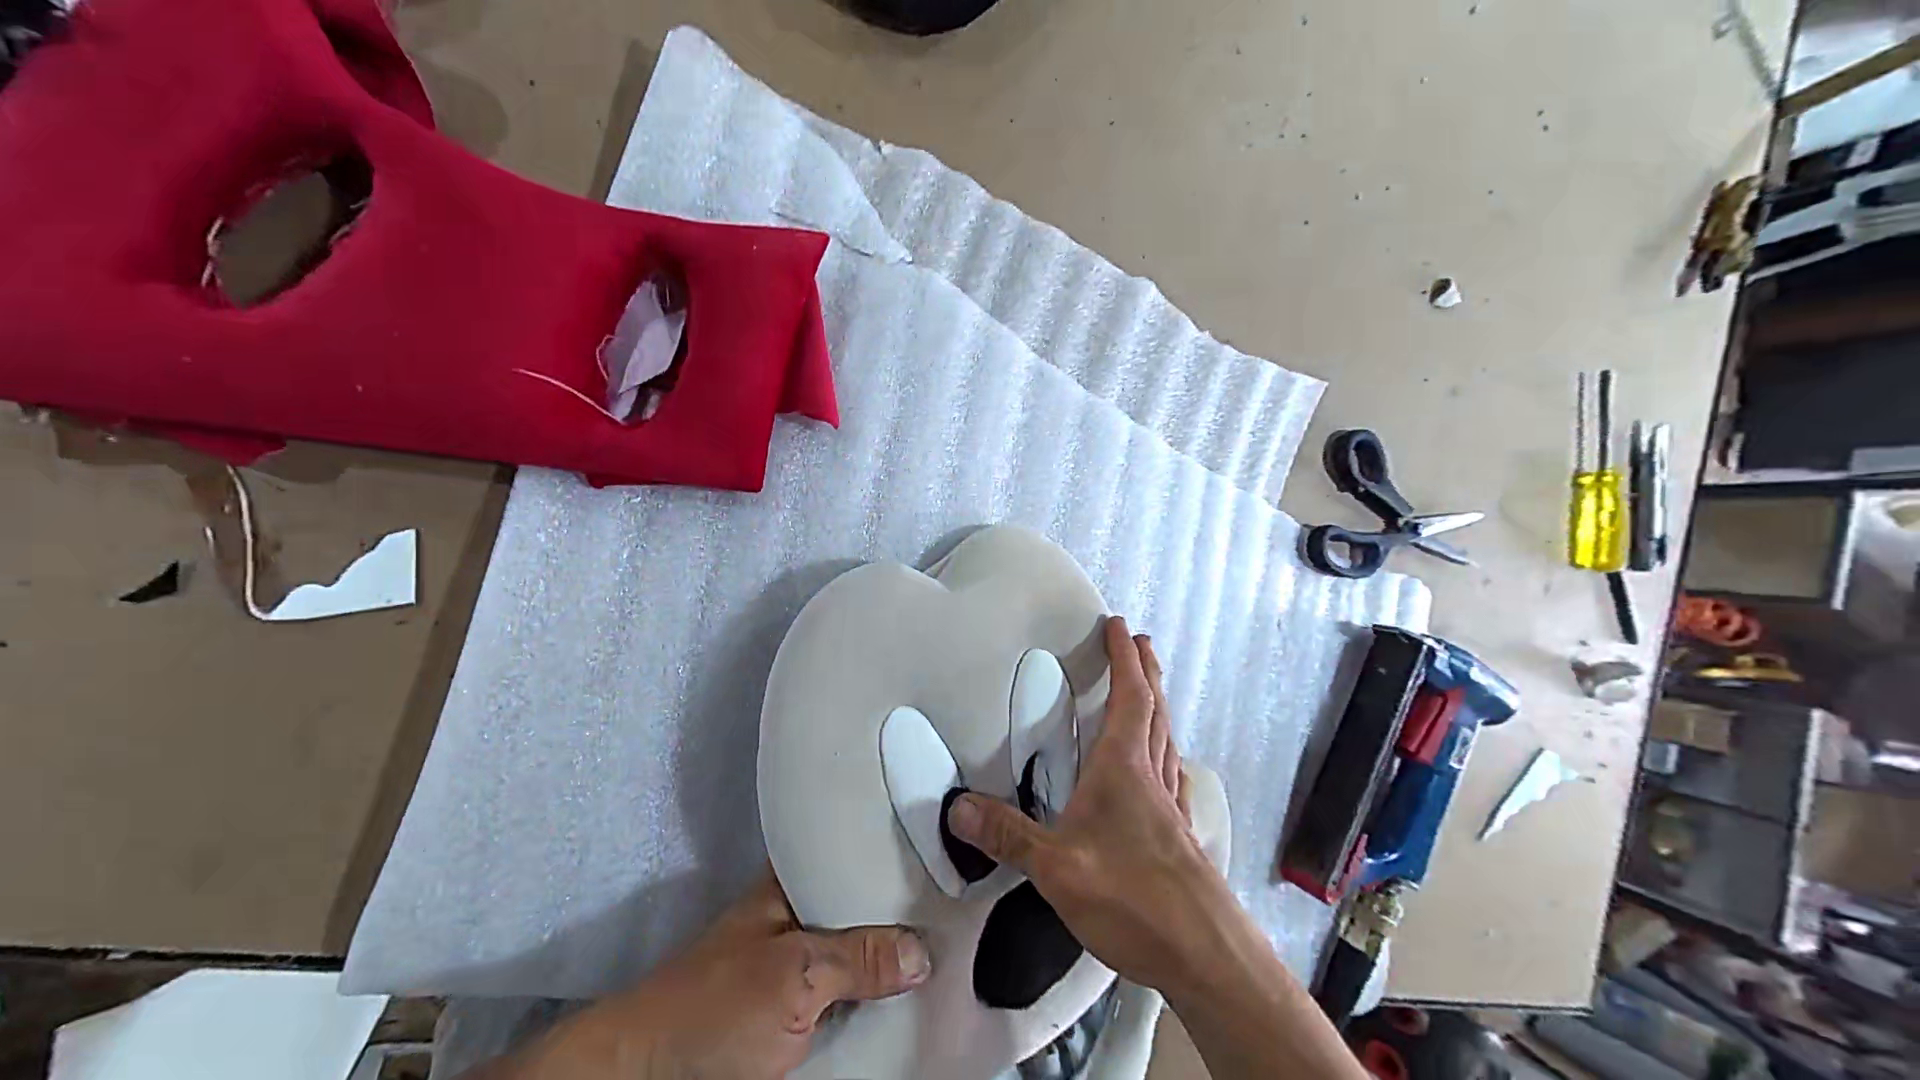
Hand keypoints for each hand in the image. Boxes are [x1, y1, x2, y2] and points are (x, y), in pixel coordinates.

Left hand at [477, 876, 929, 1079]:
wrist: (649, 1079)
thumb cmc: (715, 1008)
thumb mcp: (792, 975)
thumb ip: (857, 958)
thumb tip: (926, 951)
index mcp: (793, 885)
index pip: (855, 851)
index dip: (898, 848)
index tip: (948, 845)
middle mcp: (802, 917)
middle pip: (866, 906)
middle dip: (908, 909)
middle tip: (969, 901)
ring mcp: (803, 966)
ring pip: (863, 953)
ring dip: (898, 958)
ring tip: (963, 940)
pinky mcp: (803, 1013)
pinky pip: (855, 997)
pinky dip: (882, 998)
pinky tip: (922, 995)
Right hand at [945, 616, 1243, 1001]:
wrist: (1208, 956)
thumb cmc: (1136, 899)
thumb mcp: (1058, 867)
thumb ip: (1008, 835)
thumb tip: (959, 807)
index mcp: (1125, 768)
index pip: (1130, 696)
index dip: (1124, 657)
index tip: (1118, 626)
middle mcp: (1153, 777)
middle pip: (1155, 709)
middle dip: (1146, 671)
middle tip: (1141, 644)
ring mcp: (1171, 807)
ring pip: (1167, 739)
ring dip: (1158, 705)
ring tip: (1150, 690)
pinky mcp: (1180, 835)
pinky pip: (1172, 774)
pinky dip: (1166, 751)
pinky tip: (1164, 768)